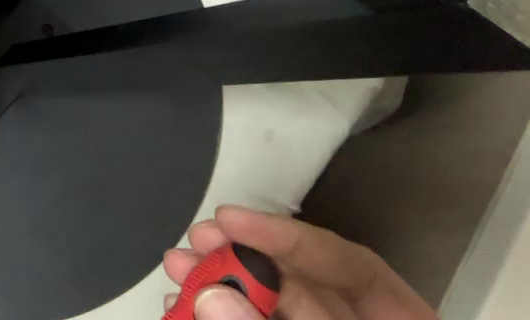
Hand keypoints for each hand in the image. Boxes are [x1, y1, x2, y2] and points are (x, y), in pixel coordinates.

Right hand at [164, 206, 437, 319]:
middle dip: (242, 260)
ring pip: (272, 308)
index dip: (288, 236)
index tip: (229, 219)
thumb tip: (213, 296)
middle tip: (195, 240)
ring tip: (176, 270)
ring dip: (220, 287)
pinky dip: (220, 317)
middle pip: (303, 285)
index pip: (354, 264)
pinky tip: (182, 309)